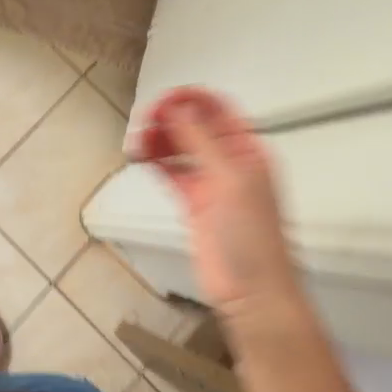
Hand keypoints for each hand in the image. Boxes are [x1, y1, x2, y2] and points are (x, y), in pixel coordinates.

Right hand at [137, 88, 301, 327]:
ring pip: (180, 148)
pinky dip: (156, 162)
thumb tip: (179, 108)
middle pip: (195, 126)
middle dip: (171, 118)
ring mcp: (211, 183)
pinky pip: (171, 173)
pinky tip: (141, 157)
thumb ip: (202, 141)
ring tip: (138, 138)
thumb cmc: (253, 238)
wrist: (252, 291)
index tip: (165, 100)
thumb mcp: (230, 180)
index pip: (219, 110)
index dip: (193, 100)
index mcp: (249, 150)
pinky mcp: (193, 204)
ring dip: (160, 139)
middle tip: (146, 120)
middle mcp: (230, 162)